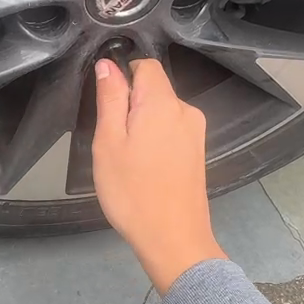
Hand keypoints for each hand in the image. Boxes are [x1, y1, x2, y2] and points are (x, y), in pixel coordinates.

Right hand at [92, 58, 225, 290]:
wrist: (173, 239)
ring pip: (161, 112)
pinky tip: (144, 169)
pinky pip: (171, 131)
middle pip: (154, 89)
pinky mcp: (197, 153)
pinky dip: (155, 141)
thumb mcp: (108, 142)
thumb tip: (108, 64)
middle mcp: (185, 111)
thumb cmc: (133, 191)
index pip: (145, 65)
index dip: (123, 76)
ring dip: (141, 125)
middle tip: (112, 140)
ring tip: (127, 159)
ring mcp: (195, 133)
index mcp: (163, 102)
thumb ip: (110, 98)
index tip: (107, 105)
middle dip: (130, 105)